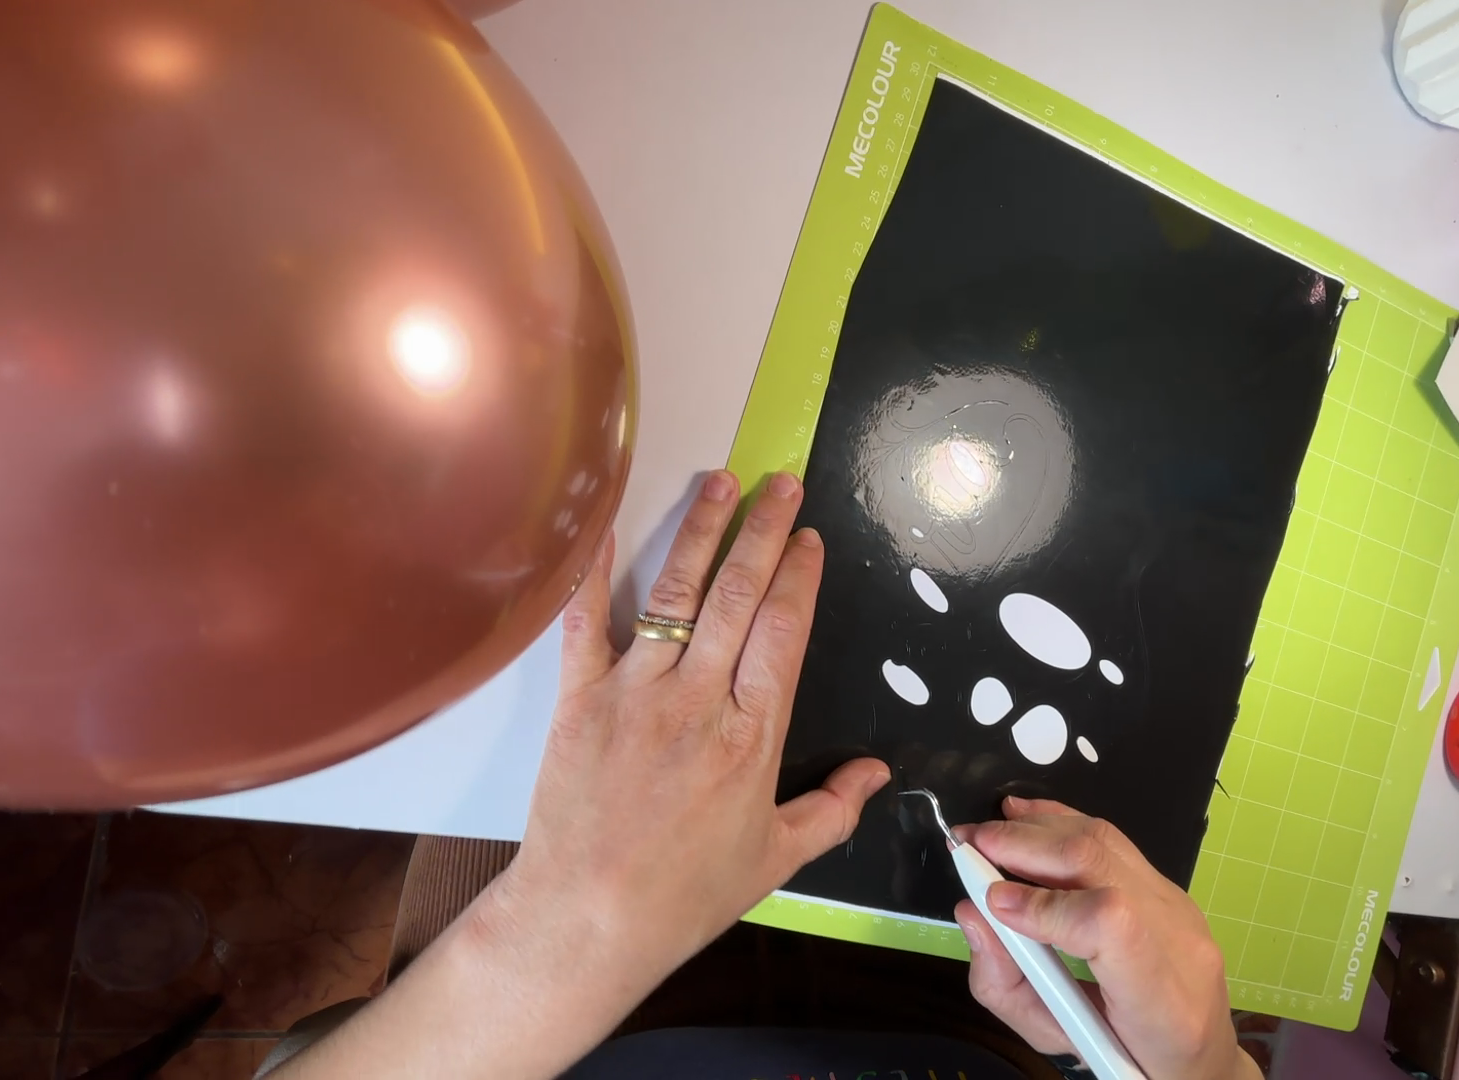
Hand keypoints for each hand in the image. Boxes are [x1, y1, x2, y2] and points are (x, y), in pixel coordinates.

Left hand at [270, 470, 887, 1079]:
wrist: (586, 921)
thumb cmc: (686, 894)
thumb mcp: (776, 858)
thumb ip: (834, 809)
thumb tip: (878, 773)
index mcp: (752, 734)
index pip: (784, 631)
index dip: (798, 575)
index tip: (808, 536)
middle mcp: (699, 699)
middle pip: (740, 596)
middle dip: (764, 531)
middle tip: (782, 483)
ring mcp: (636, 693)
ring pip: (677, 596)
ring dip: (702, 533)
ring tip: (721, 481)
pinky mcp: (580, 699)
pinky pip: (585, 624)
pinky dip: (593, 572)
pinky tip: (607, 524)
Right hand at [954, 798, 1257, 1079]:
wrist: (1199, 1055)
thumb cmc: (1126, 1059)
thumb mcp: (1055, 1040)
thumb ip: (1004, 983)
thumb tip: (972, 913)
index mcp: (1159, 999)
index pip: (1107, 922)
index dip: (1043, 903)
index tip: (992, 902)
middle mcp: (1176, 937)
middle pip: (1097, 862)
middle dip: (1022, 847)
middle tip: (968, 845)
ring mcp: (1175, 902)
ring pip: (1100, 839)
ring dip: (1034, 828)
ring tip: (986, 833)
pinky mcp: (1163, 883)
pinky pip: (1107, 836)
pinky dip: (1057, 818)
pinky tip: (1021, 814)